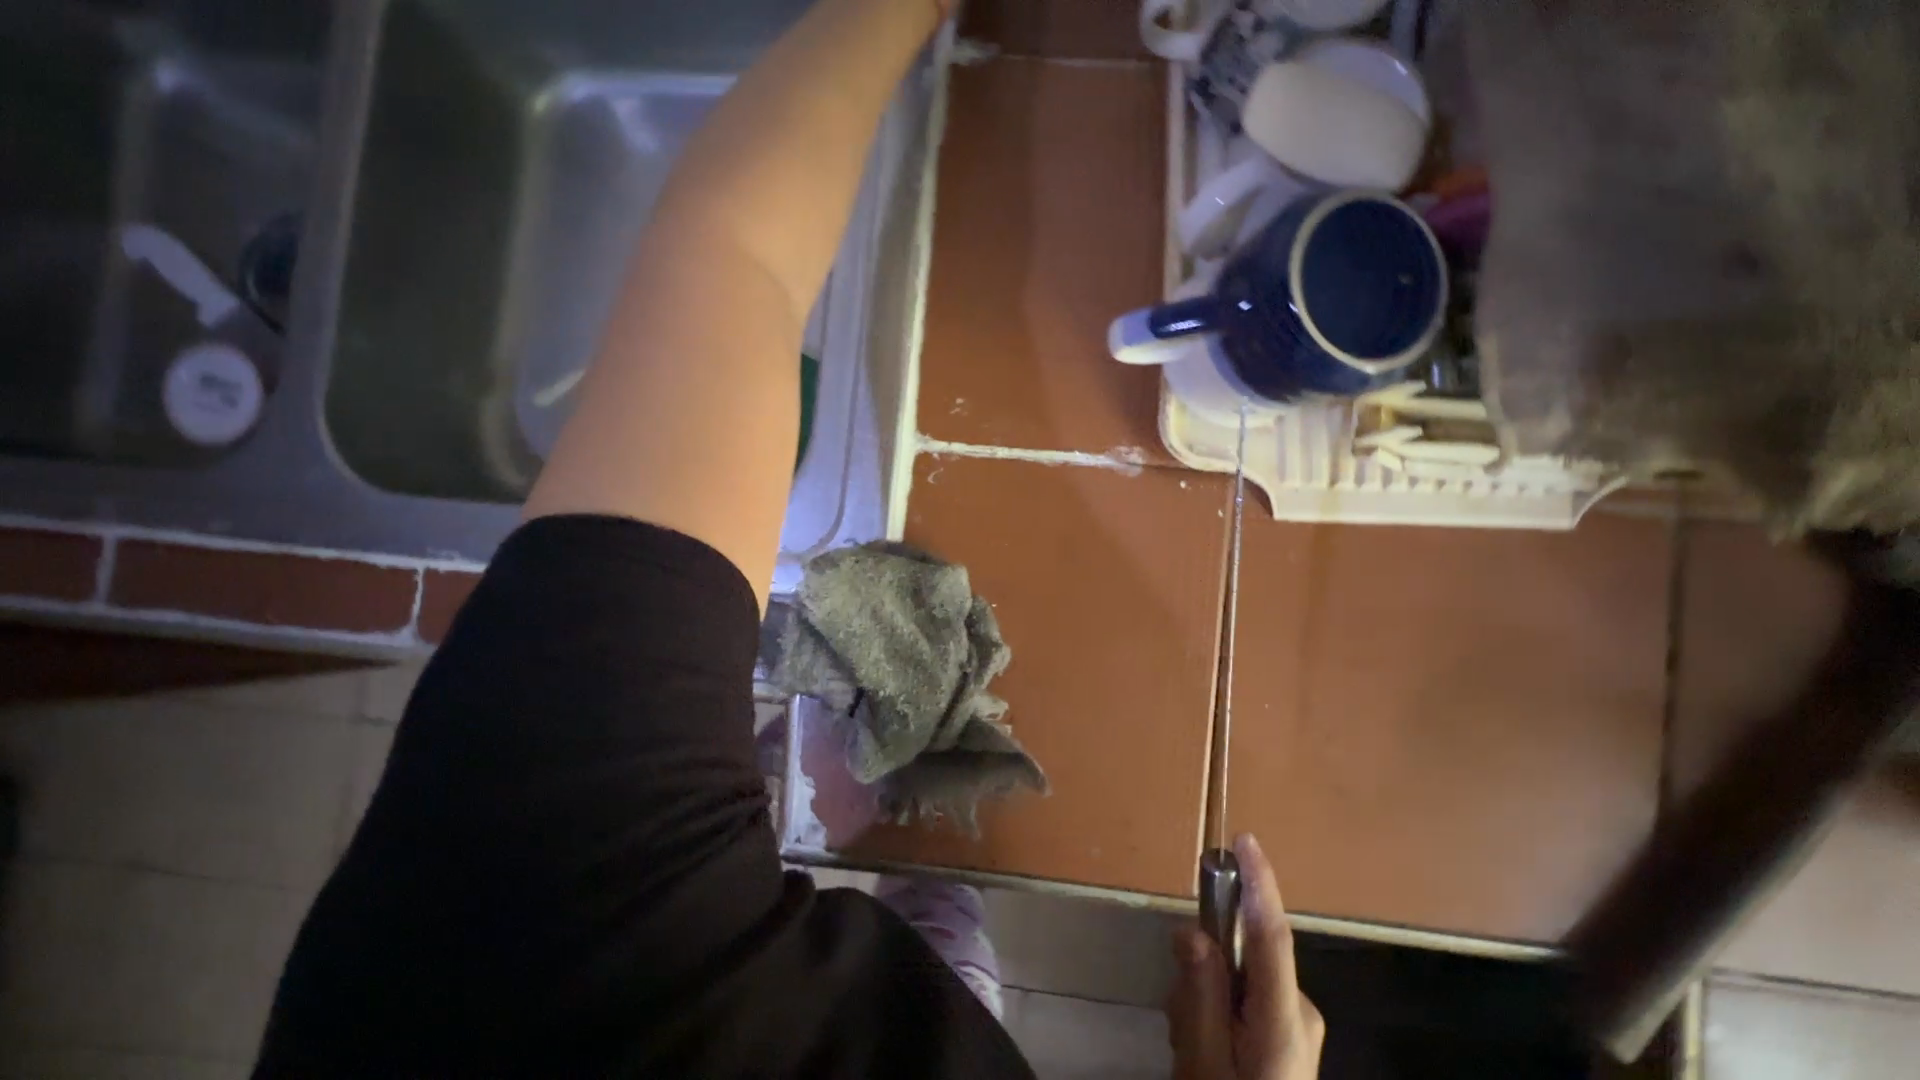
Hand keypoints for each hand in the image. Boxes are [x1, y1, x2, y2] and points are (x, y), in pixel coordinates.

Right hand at [1167, 835, 1325, 1079]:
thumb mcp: (1201, 1062)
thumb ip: (1198, 993)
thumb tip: (1193, 931)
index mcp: (1283, 1021)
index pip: (1271, 938)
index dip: (1260, 885)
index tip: (1246, 840)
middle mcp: (1301, 1013)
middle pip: (1246, 960)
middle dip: (1205, 969)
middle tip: (1175, 1016)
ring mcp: (1299, 1026)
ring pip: (1241, 982)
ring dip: (1208, 999)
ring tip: (1190, 1047)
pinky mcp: (1290, 1037)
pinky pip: (1248, 1002)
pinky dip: (1221, 1012)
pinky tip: (1206, 1050)